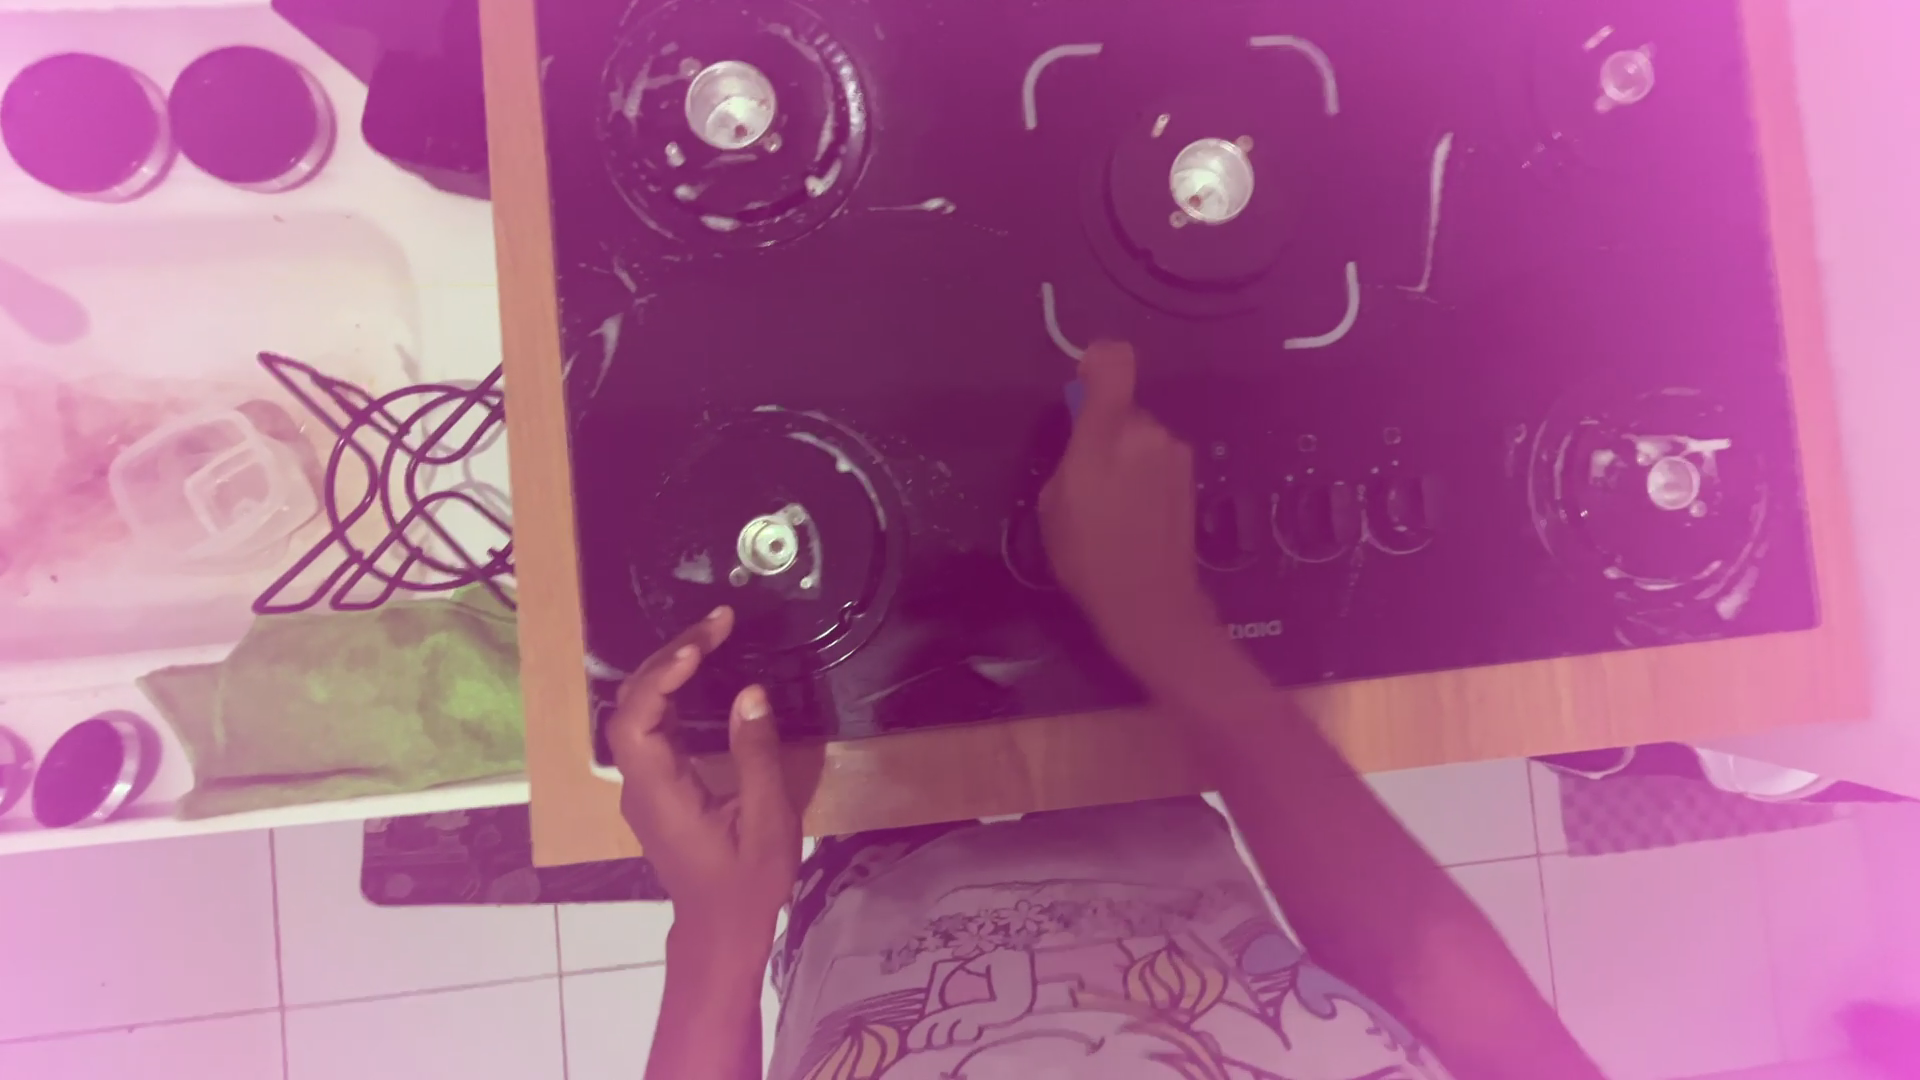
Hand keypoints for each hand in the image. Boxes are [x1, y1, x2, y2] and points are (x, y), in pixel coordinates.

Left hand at [605, 606, 800, 952]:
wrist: (720, 927)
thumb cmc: (746, 880)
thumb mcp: (766, 820)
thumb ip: (756, 755)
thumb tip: (751, 692)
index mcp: (659, 792)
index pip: (635, 721)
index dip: (660, 676)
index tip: (702, 645)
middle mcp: (639, 783)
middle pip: (631, 705)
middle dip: (669, 656)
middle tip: (717, 624)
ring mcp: (644, 783)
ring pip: (638, 710)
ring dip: (670, 666)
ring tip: (712, 634)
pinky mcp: (657, 783)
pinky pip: (653, 723)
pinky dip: (673, 688)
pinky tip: (700, 670)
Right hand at [1040, 341, 1216, 676]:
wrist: (1148, 599)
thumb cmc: (1085, 554)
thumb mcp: (1052, 503)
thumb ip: (1071, 456)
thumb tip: (1087, 441)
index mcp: (1106, 434)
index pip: (1114, 363)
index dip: (1097, 361)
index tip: (1083, 381)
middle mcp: (1148, 432)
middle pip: (1124, 407)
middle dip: (1105, 428)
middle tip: (1090, 473)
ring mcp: (1175, 453)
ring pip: (1142, 433)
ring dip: (1127, 452)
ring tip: (1115, 500)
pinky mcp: (1191, 475)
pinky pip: (1158, 455)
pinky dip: (1145, 470)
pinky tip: (1138, 510)